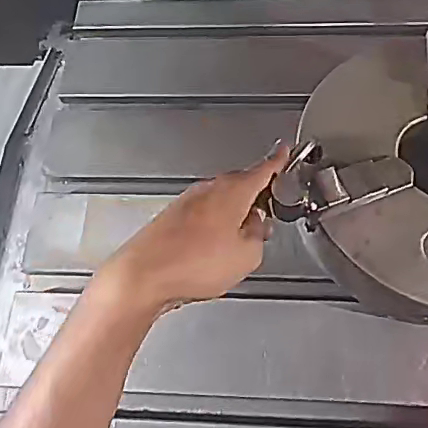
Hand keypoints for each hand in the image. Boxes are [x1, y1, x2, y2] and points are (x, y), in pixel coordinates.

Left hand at [94, 144, 290, 314]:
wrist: (143, 275)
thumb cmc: (190, 262)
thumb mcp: (247, 256)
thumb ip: (259, 235)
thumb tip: (256, 228)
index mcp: (233, 191)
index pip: (263, 168)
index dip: (278, 161)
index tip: (284, 152)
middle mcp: (209, 190)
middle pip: (241, 185)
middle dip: (256, 198)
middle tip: (268, 214)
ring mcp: (188, 202)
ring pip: (221, 203)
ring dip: (233, 217)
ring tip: (237, 246)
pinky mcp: (173, 217)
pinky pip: (203, 217)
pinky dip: (213, 228)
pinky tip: (212, 252)